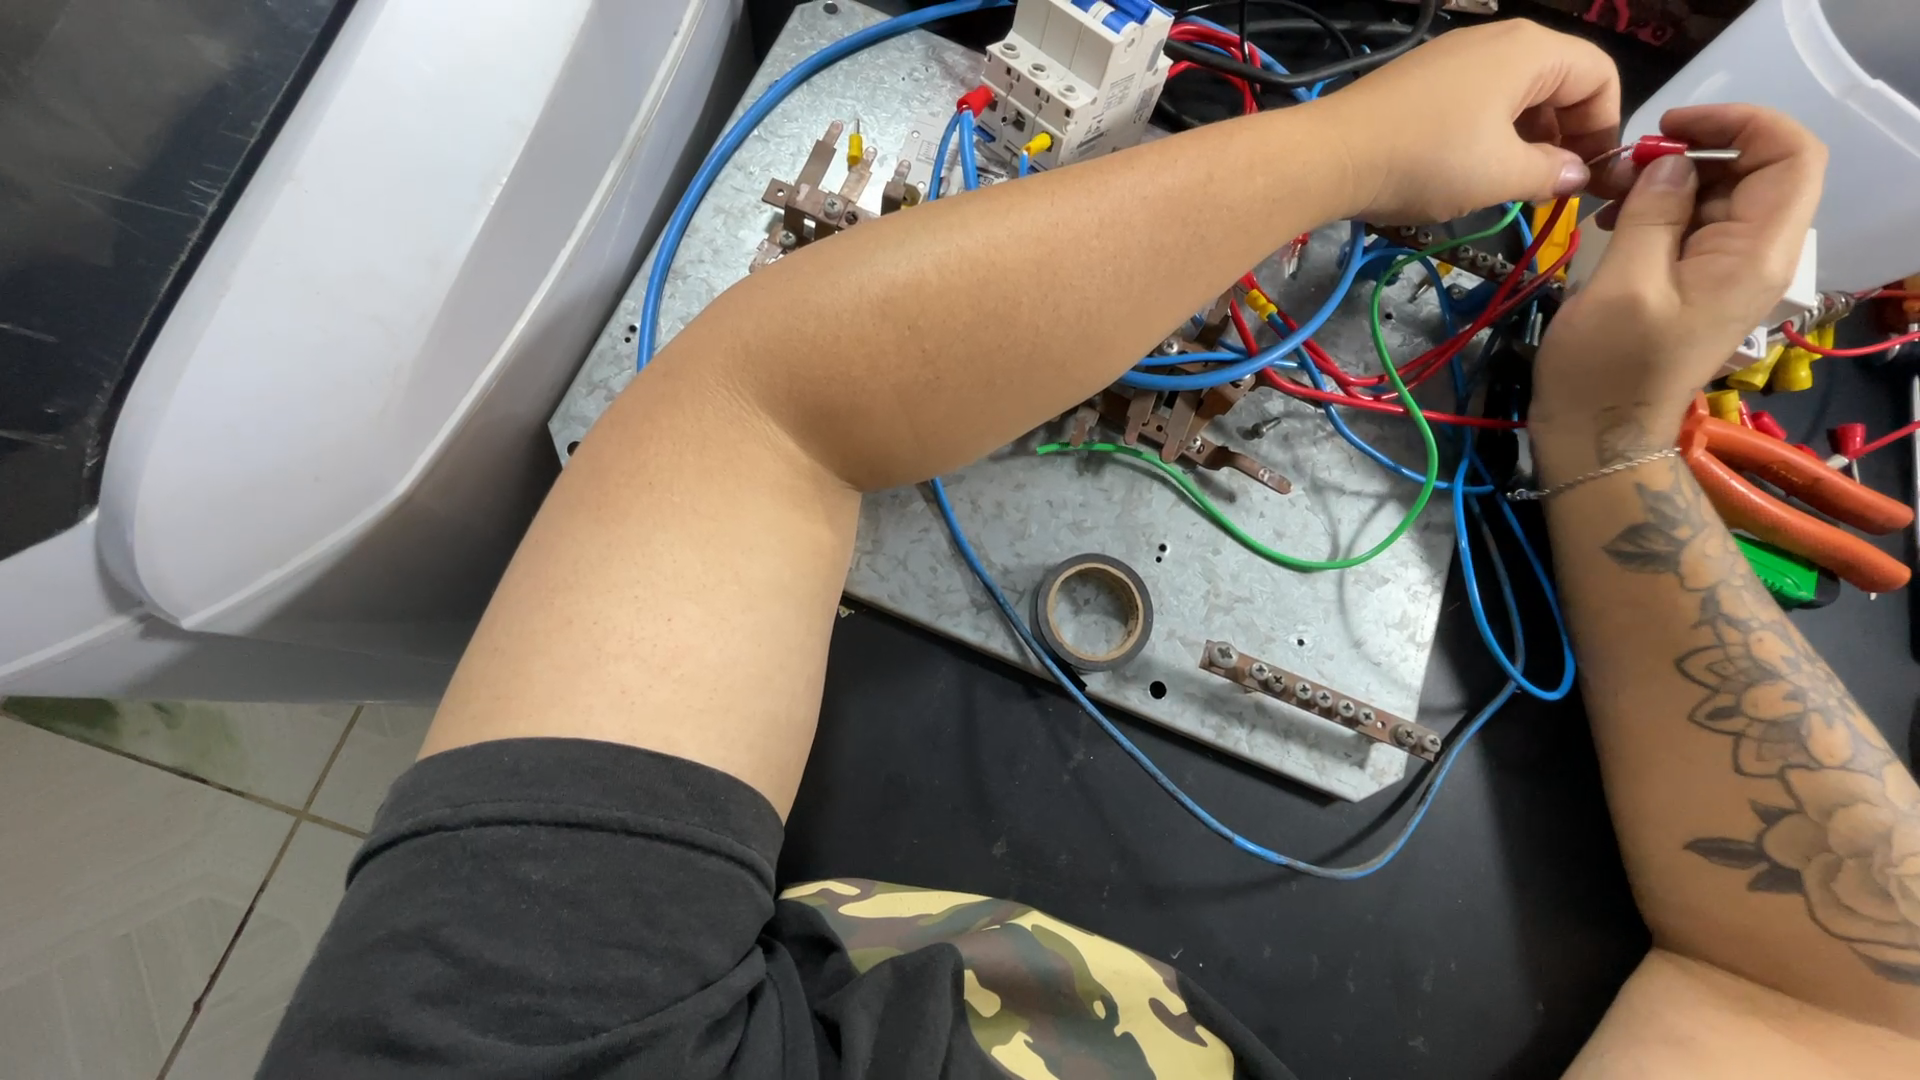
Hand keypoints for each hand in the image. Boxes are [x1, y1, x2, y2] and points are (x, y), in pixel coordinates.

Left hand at [1317, 21, 1620, 223]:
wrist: (1328, 158)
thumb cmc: (1423, 161)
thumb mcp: (1497, 175)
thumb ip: (1548, 173)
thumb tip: (1575, 175)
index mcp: (1531, 50)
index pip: (1600, 75)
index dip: (1604, 127)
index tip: (1588, 175)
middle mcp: (1494, 42)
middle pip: (1554, 83)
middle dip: (1559, 136)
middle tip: (1545, 187)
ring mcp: (1448, 60)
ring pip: (1507, 98)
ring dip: (1517, 141)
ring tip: (1502, 186)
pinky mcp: (1413, 85)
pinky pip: (1466, 105)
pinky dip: (1478, 136)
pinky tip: (1458, 173)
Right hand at [1530, 105, 1826, 476]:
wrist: (1596, 438)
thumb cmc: (1604, 368)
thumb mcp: (1620, 286)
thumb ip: (1652, 216)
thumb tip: (1670, 165)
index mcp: (1753, 253)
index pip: (1789, 154)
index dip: (1739, 123)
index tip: (1667, 125)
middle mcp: (1754, 258)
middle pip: (1752, 175)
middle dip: (1690, 157)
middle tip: (1615, 170)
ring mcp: (1724, 278)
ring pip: (1717, 204)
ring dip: (1666, 188)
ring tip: (1603, 200)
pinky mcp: (1693, 293)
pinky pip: (1691, 236)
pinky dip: (1656, 218)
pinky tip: (1611, 227)